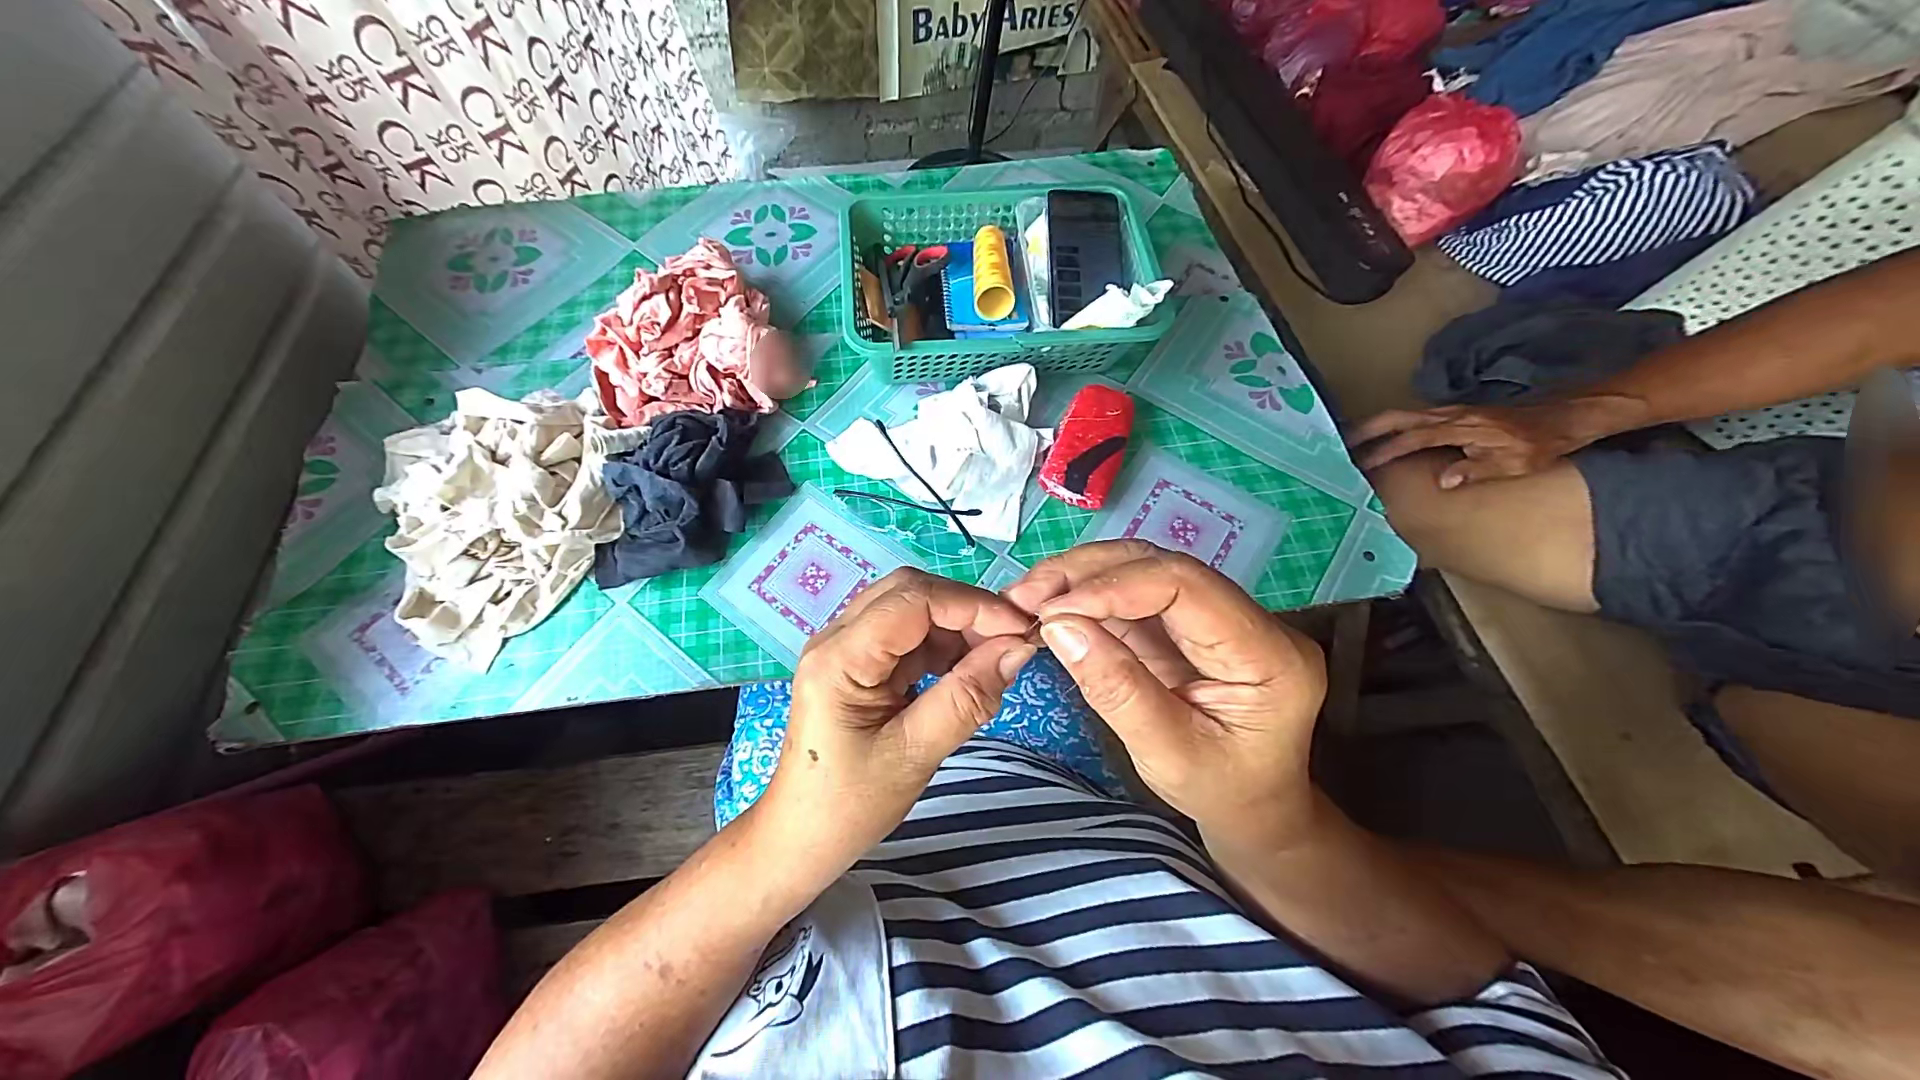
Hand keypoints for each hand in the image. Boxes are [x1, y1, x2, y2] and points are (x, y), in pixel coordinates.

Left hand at [759, 568, 1036, 867]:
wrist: (801, 837)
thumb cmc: (848, 805)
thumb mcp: (915, 754)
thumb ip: (967, 698)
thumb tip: (1018, 649)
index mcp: (839, 657)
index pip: (913, 599)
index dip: (972, 605)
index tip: (1018, 630)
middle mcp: (836, 638)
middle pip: (911, 593)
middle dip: (966, 610)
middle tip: (1010, 642)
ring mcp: (846, 648)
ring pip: (912, 610)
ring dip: (957, 626)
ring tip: (993, 659)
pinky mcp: (858, 663)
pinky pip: (907, 636)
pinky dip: (943, 645)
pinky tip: (966, 669)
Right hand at [1002, 540, 1325, 833]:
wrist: (1251, 808)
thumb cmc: (1220, 791)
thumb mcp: (1168, 755)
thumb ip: (1118, 690)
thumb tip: (1059, 627)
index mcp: (1267, 654)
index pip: (1187, 586)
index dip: (1116, 586)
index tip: (1054, 609)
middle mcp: (1247, 619)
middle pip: (1162, 566)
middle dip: (1088, 573)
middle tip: (1028, 594)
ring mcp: (1213, 616)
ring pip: (1142, 570)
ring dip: (1080, 577)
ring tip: (1029, 596)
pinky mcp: (1183, 623)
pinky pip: (1131, 595)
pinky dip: (1085, 597)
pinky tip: (1050, 606)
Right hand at [1347, 398, 1628, 486]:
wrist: (1568, 415)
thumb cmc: (1542, 443)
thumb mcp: (1516, 463)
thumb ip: (1477, 470)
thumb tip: (1442, 480)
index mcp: (1459, 428)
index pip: (1410, 440)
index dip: (1384, 453)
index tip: (1360, 466)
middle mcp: (1449, 416)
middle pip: (1396, 418)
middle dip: (1365, 430)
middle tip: (1339, 443)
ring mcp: (1451, 412)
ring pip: (1403, 415)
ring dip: (1375, 426)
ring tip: (1352, 440)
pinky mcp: (1455, 414)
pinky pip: (1414, 417)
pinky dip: (1392, 425)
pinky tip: (1385, 435)